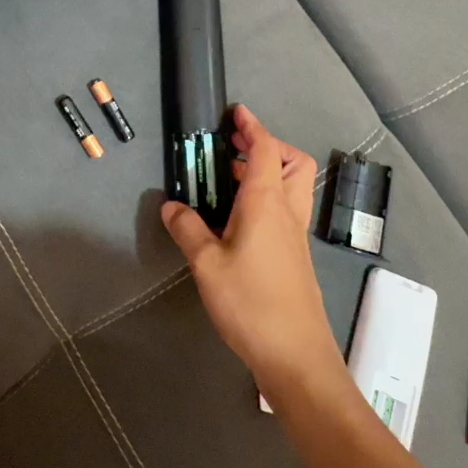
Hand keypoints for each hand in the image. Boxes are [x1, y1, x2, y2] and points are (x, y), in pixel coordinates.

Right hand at [161, 105, 344, 395]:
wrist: (296, 356)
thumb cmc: (251, 303)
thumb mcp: (206, 264)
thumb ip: (188, 229)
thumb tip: (171, 206)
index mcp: (267, 202)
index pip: (266, 149)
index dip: (252, 126)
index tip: (236, 112)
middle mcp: (287, 212)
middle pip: (293, 162)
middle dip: (268, 146)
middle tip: (234, 151)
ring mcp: (295, 235)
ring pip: (292, 187)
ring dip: (268, 172)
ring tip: (228, 181)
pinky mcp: (295, 256)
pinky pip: (286, 210)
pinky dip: (266, 198)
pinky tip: (237, 219)